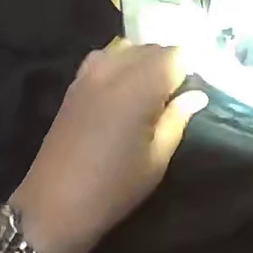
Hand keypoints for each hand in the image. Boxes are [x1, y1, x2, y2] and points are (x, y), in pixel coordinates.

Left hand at [11, 44, 207, 252]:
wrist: (54, 204)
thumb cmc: (113, 187)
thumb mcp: (157, 159)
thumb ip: (178, 118)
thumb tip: (197, 95)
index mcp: (139, 87)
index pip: (177, 54)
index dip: (192, 67)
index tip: (199, 87)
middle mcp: (114, 69)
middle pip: (153, 47)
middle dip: (171, 63)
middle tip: (180, 94)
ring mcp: (90, 73)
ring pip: (129, 47)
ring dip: (146, 61)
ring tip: (153, 91)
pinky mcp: (74, 83)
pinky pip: (106, 56)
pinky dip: (122, 63)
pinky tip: (126, 89)